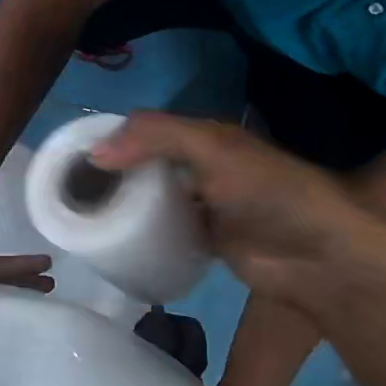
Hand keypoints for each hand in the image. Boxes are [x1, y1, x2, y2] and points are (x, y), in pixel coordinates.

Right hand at [91, 114, 385, 313]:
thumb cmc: (268, 191)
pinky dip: (142, 233)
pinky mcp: (204, 242)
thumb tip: (97, 152)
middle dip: (113, 175)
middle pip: (146, 166)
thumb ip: (158, 138)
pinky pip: (165, 232)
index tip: (70, 159)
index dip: (112, 139)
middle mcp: (199, 168)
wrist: (316, 254)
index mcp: (204, 138)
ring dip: (125, 205)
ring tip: (82, 217)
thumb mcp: (214, 149)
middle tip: (69, 194)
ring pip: (153, 200)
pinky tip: (114, 241)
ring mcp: (202, 207)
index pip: (146, 131)